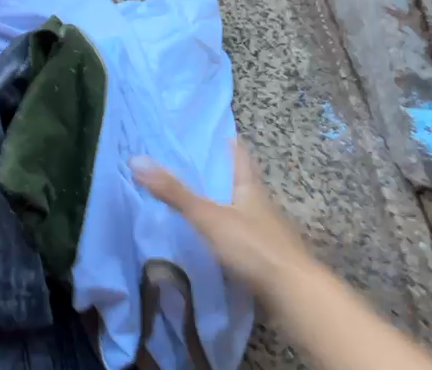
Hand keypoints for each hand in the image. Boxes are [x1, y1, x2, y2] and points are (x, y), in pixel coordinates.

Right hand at [132, 138, 308, 295]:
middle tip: (210, 169)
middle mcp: (263, 208)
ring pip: (249, 215)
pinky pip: (250, 242)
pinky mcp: (271, 263)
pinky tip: (225, 246)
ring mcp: (270, 237)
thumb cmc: (252, 247)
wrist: (295, 295)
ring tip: (212, 207)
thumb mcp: (207, 217)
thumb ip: (173, 193)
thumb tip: (136, 160)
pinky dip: (237, 239)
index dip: (234, 147)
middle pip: (246, 186)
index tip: (227, 135)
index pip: (241, 160)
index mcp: (250, 190)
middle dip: (231, 178)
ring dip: (234, 210)